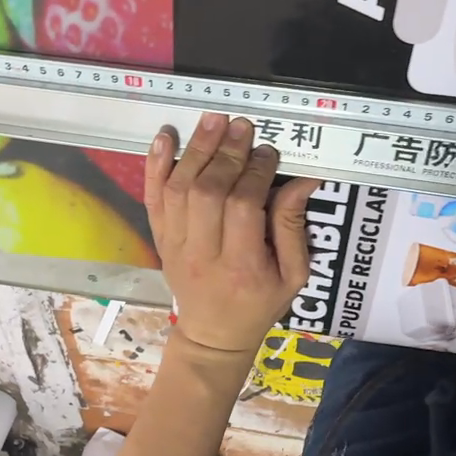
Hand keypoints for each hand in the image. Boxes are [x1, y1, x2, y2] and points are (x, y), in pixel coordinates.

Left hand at [144, 113, 319, 355]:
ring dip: (195, 151)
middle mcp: (202, 254)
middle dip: (226, 154)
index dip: (255, 174)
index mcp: (242, 266)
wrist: (214, 334)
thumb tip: (302, 179)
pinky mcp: (160, 240)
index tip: (269, 151)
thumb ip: (293, 227)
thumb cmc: (260, 304)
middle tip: (242, 126)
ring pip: (179, 191)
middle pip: (208, 194)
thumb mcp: (293, 276)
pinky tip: (166, 137)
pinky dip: (155, 166)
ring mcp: (175, 246)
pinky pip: (152, 199)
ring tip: (213, 121)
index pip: (243, 208)